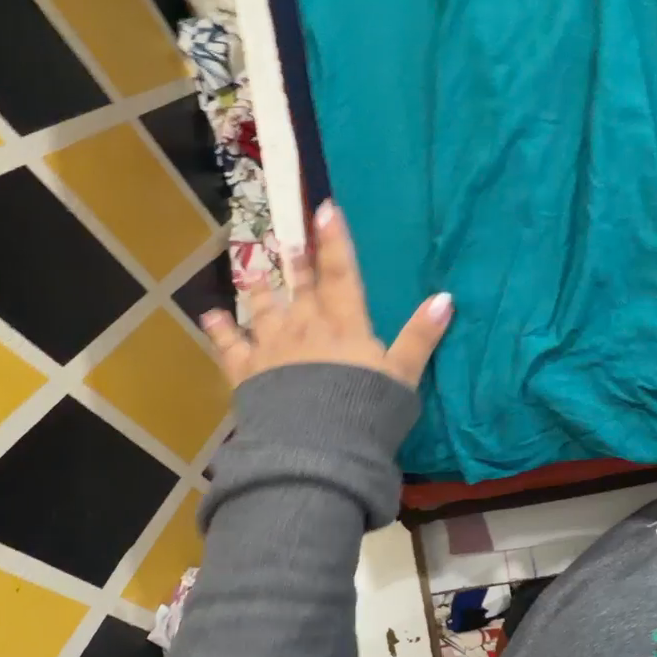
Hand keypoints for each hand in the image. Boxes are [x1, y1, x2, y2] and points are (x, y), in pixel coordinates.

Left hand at [201, 201, 452, 388]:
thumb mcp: (403, 374)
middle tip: (289, 237)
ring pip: (264, 310)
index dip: (335, 243)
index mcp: (345, 326)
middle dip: (298, 262)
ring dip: (259, 289)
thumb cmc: (366, 410)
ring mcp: (272, 350)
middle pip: (302, 289)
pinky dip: (222, 331)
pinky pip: (231, 347)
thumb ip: (420, 336)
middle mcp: (305, 329)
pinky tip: (211, 316)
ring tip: (253, 270)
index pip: (342, 276)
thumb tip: (445, 297)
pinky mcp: (248, 375)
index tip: (324, 210)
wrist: (317, 446)